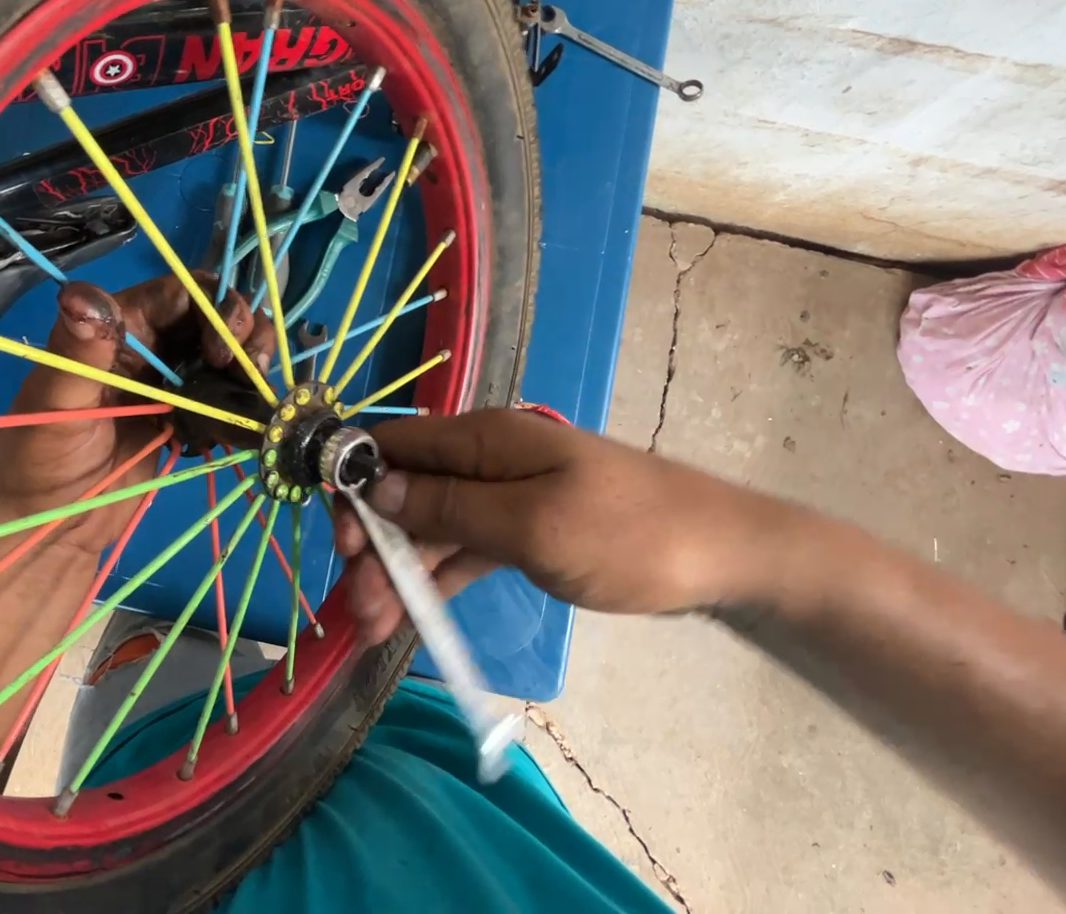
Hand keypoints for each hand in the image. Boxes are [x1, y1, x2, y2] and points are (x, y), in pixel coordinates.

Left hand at [0, 271, 274, 770]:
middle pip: (212, 316)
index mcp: (115, 328)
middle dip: (242, 330)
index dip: (211, 306)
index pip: (177, 294)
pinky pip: (226, 396)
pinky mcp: (186, 419)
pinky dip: (246, 401)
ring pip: (226, 352)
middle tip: (251, 366)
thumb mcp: (57, 403)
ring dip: (251, 361)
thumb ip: (78, 349)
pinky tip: (251, 420)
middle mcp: (148, 347)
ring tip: (257, 389)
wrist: (51, 529)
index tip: (222, 348)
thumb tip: (81, 293)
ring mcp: (171, 383)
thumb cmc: (38, 463)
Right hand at [331, 408, 791, 641]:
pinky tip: (413, 615)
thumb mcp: (533, 524)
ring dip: (400, 570)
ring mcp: (504, 495)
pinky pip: (463, 550)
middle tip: (361, 605)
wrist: (724, 556)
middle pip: (406, 491)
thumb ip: (451, 507)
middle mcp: (485, 459)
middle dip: (375, 543)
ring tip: (377, 627)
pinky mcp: (522, 531)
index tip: (342, 540)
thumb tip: (376, 488)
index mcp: (484, 438)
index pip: (394, 444)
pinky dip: (437, 578)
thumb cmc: (628, 533)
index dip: (355, 482)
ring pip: (430, 526)